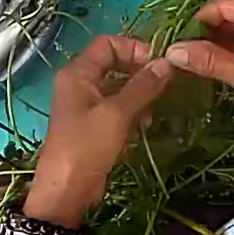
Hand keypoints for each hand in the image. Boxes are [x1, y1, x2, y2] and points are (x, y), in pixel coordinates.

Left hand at [26, 36, 172, 226]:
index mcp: (77, 73)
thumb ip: (142, 86)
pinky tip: (143, 127)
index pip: (107, 44)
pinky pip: (118, 110)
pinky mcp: (95, 126)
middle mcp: (80, 84)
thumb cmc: (86, 147)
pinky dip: (132, 114)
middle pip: (115, 64)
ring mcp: (87, 106)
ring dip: (139, 97)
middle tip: (163, 86)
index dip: (134, 48)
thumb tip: (166, 63)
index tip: (159, 63)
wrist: (67, 190)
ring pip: (119, 89)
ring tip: (151, 113)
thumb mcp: (116, 114)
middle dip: (140, 74)